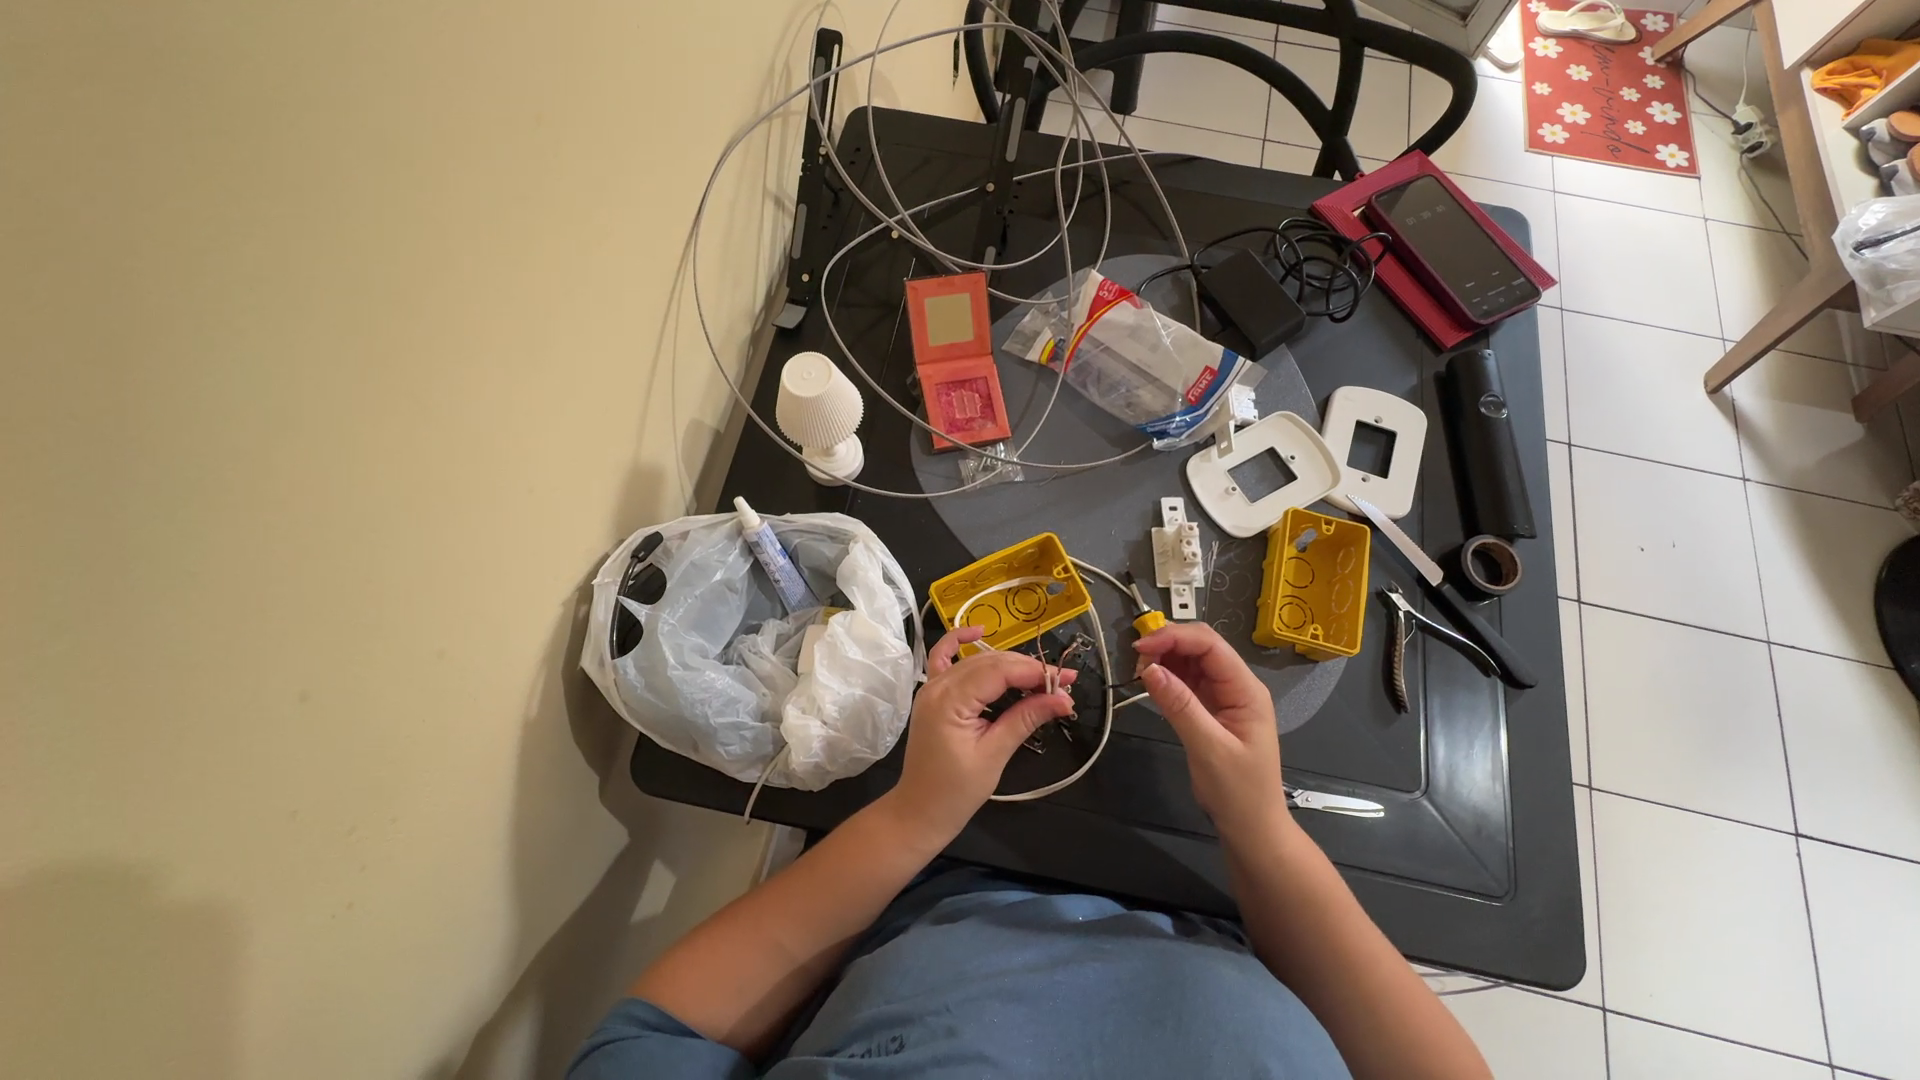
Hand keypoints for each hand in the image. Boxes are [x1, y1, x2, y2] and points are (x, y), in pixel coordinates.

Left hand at [887, 627, 1076, 838]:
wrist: (919, 811)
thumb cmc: (955, 792)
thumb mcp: (995, 755)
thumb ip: (1025, 719)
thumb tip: (1063, 699)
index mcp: (949, 701)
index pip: (999, 672)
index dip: (1035, 673)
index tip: (1067, 681)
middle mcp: (937, 686)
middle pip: (990, 663)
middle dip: (1028, 670)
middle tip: (1063, 685)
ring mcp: (932, 688)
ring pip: (976, 661)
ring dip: (1009, 664)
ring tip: (1042, 678)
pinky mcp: (933, 695)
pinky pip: (944, 659)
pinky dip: (959, 642)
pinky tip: (980, 633)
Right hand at [1135, 622, 1286, 839]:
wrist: (1251, 827)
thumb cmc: (1238, 790)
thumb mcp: (1208, 748)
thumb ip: (1180, 706)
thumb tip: (1149, 669)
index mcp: (1246, 689)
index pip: (1210, 645)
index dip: (1174, 637)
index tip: (1140, 648)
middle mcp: (1236, 685)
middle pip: (1201, 646)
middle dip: (1168, 644)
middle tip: (1135, 661)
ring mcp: (1223, 696)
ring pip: (1191, 661)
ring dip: (1165, 658)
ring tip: (1139, 672)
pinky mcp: (1210, 708)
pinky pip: (1187, 681)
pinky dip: (1167, 676)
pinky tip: (1150, 683)